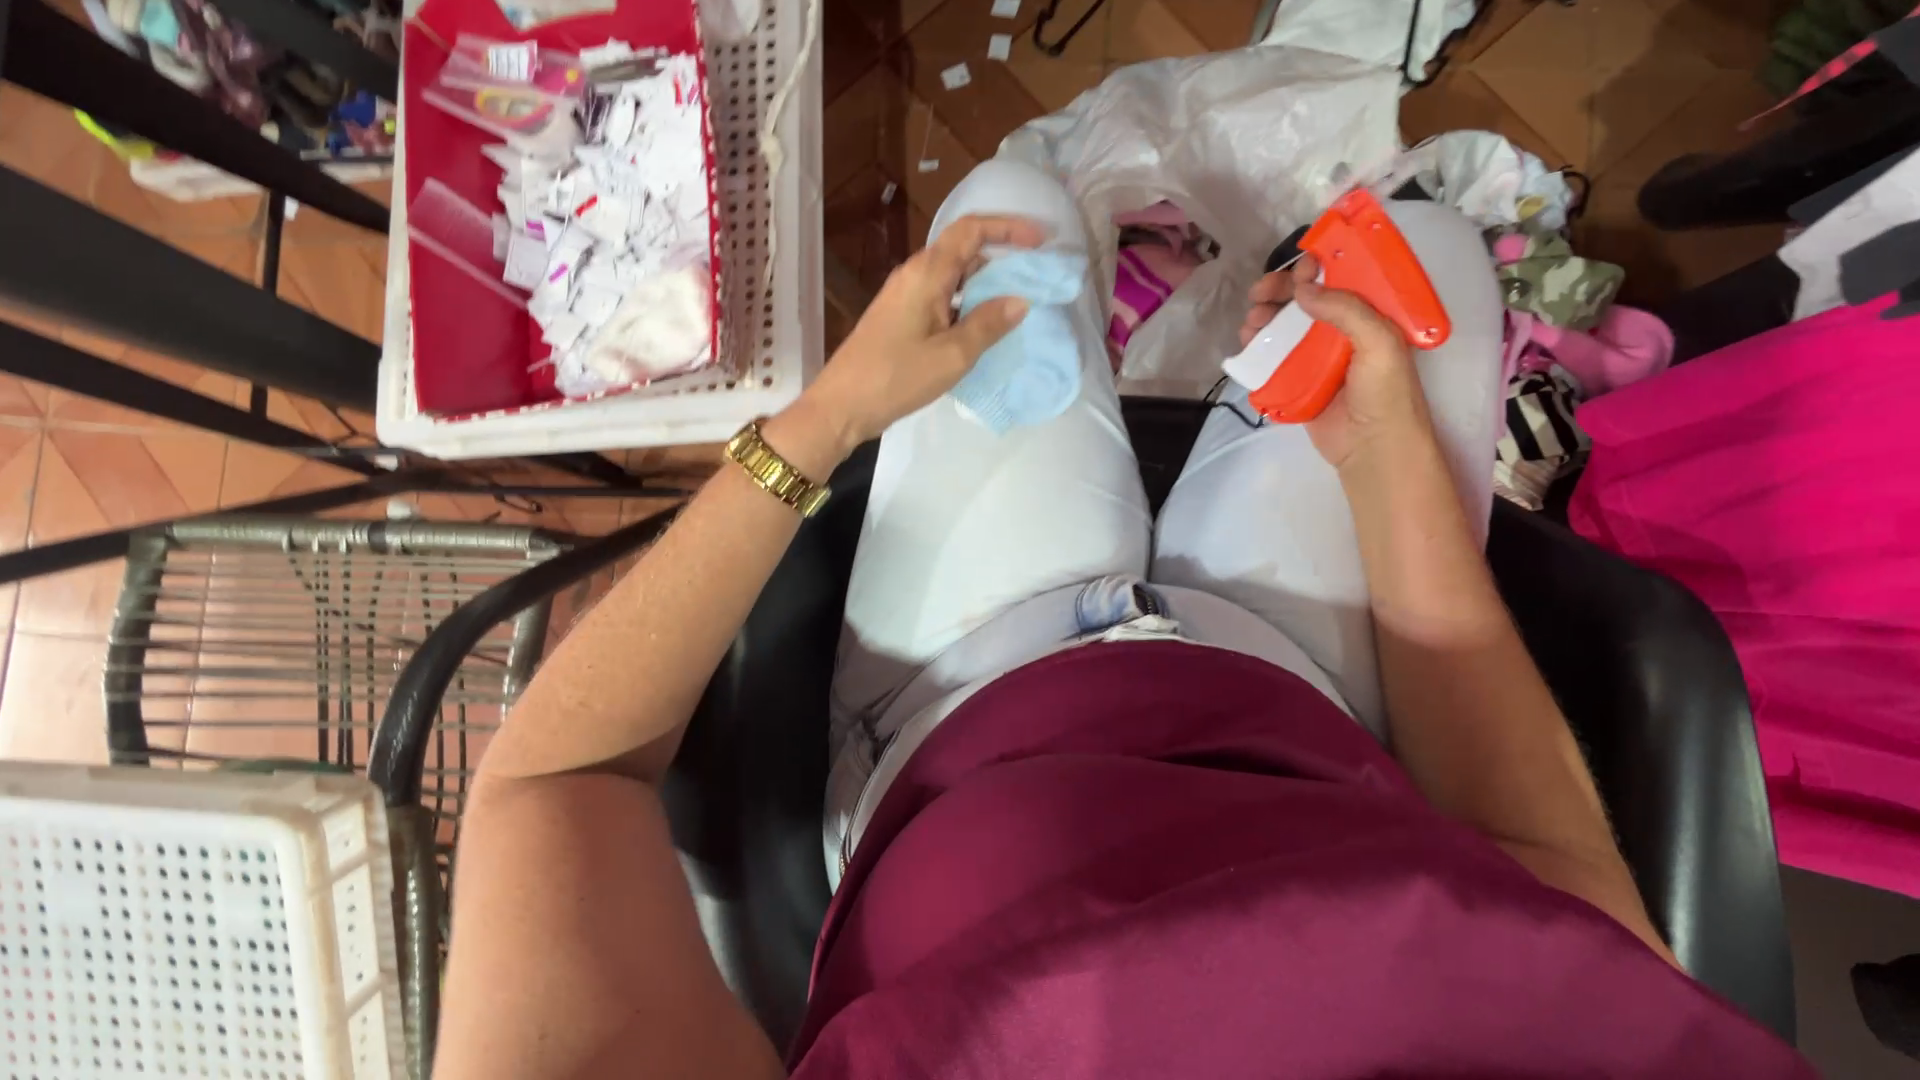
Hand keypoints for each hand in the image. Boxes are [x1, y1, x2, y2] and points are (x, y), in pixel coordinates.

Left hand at [800, 214, 1044, 448]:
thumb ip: (988, 324)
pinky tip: (984, 328)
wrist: (842, 406)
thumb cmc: (896, 377)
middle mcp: (914, 275)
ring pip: (953, 277)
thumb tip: (1019, 300)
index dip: (1008, 227)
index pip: (971, 230)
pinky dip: (966, 304)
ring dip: (985, 284)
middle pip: (963, 250)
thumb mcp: (952, 355)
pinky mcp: (900, 318)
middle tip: (1036, 277)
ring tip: (1018, 303)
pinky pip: (941, 298)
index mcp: (927, 273)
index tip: (1040, 240)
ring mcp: (904, 296)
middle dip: (1001, 257)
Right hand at [1239, 256, 1434, 472]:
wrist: (1371, 449)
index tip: (1298, 270)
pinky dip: (1257, 346)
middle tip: (1259, 292)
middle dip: (1280, 290)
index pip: (1340, 279)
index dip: (1318, 268)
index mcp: (1369, 316)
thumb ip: (1346, 310)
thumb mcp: (1380, 342)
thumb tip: (1302, 290)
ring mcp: (1316, 357)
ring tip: (1251, 322)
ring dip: (1264, 316)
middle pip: (1305, 299)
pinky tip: (1247, 342)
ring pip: (1284, 325)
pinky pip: (1273, 356)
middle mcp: (1341, 331)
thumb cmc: (1385, 394)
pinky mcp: (1296, 381)